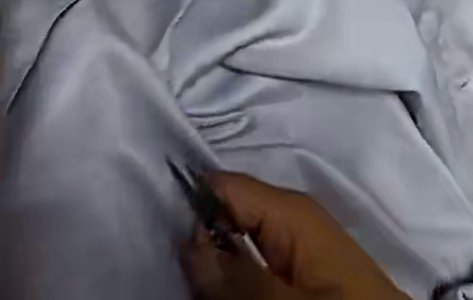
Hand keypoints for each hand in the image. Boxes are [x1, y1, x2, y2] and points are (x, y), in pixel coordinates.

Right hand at [183, 172, 405, 299]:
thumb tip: (190, 240)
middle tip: (188, 274)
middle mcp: (290, 215)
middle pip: (227, 215)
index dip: (192, 207)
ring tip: (207, 284)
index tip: (167, 235)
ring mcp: (298, 243)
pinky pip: (258, 260)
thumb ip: (239, 274)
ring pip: (240, 242)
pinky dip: (242, 275)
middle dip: (205, 241)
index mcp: (288, 208)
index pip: (222, 185)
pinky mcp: (304, 270)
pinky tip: (233, 288)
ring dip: (222, 263)